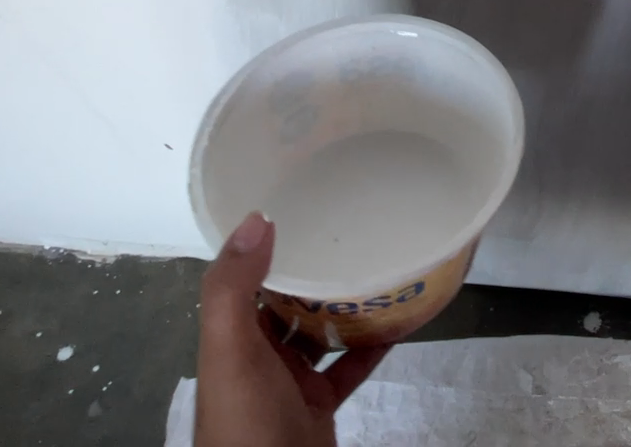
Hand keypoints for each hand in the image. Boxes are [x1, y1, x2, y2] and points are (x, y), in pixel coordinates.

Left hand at [195, 212, 390, 446]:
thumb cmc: (248, 424)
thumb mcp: (232, 355)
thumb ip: (233, 292)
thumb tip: (257, 218)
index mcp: (231, 343)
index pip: (248, 282)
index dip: (271, 246)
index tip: (307, 206)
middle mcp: (258, 359)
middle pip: (289, 302)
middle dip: (318, 270)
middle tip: (357, 229)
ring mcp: (291, 383)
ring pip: (321, 331)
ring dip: (347, 303)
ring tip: (382, 265)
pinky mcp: (321, 404)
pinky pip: (351, 364)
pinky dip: (373, 343)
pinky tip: (398, 318)